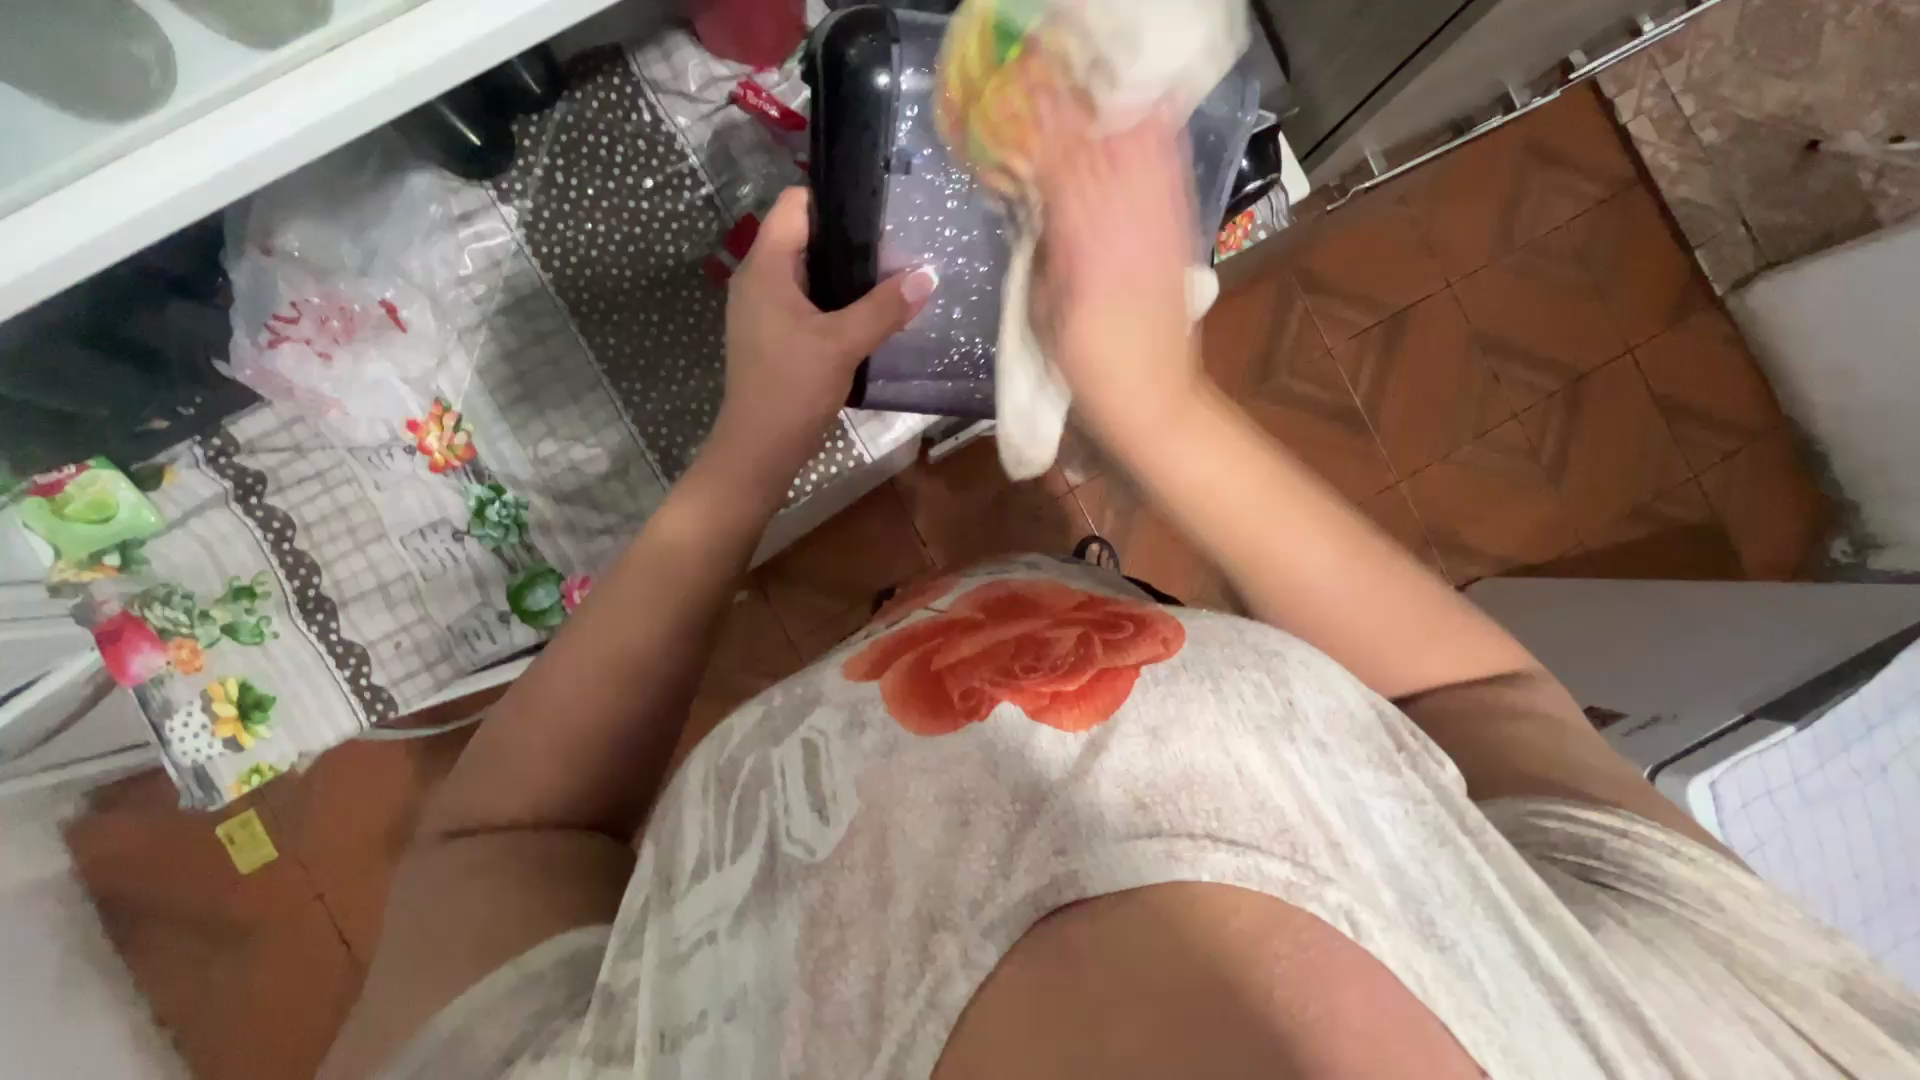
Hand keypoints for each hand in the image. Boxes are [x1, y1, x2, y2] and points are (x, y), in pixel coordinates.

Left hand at [709, 187, 938, 491]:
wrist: (759, 449)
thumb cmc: (791, 388)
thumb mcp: (843, 344)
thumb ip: (884, 308)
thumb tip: (928, 275)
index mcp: (765, 267)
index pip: (795, 205)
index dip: (835, 200)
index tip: (879, 212)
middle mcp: (757, 280)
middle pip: (804, 238)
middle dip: (850, 241)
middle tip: (897, 249)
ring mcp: (763, 310)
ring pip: (808, 274)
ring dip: (846, 277)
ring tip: (891, 281)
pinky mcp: (773, 336)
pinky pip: (806, 304)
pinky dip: (835, 304)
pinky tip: (868, 318)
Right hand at [1033, 104, 1203, 438]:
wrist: (1153, 400)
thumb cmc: (1088, 369)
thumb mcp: (1045, 317)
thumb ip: (1043, 258)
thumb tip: (1039, 213)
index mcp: (1083, 253)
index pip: (1063, 176)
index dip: (1047, 139)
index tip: (1029, 111)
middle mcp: (1125, 233)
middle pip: (1104, 158)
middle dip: (1081, 123)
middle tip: (1061, 98)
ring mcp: (1159, 235)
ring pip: (1142, 162)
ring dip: (1122, 127)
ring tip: (1105, 103)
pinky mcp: (1181, 244)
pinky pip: (1172, 185)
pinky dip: (1160, 152)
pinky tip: (1150, 127)